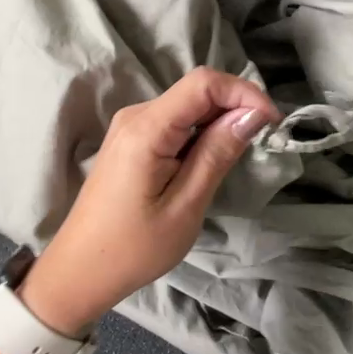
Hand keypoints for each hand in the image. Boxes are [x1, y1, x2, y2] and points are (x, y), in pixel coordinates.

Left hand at [18, 67, 278, 335]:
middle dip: (234, 107)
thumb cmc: (133, 247)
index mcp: (146, 128)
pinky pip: (174, 123)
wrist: (80, 270)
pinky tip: (208, 162)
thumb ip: (217, 154)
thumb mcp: (186, 206)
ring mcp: (130, 127)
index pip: (202, 83)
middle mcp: (136, 116)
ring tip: (237, 156)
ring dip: (218, 121)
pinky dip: (200, 133)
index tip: (272, 122)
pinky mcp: (131, 141)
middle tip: (260, 142)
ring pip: (187, 106)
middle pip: (195, 91)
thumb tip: (252, 114)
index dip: (243, 92)